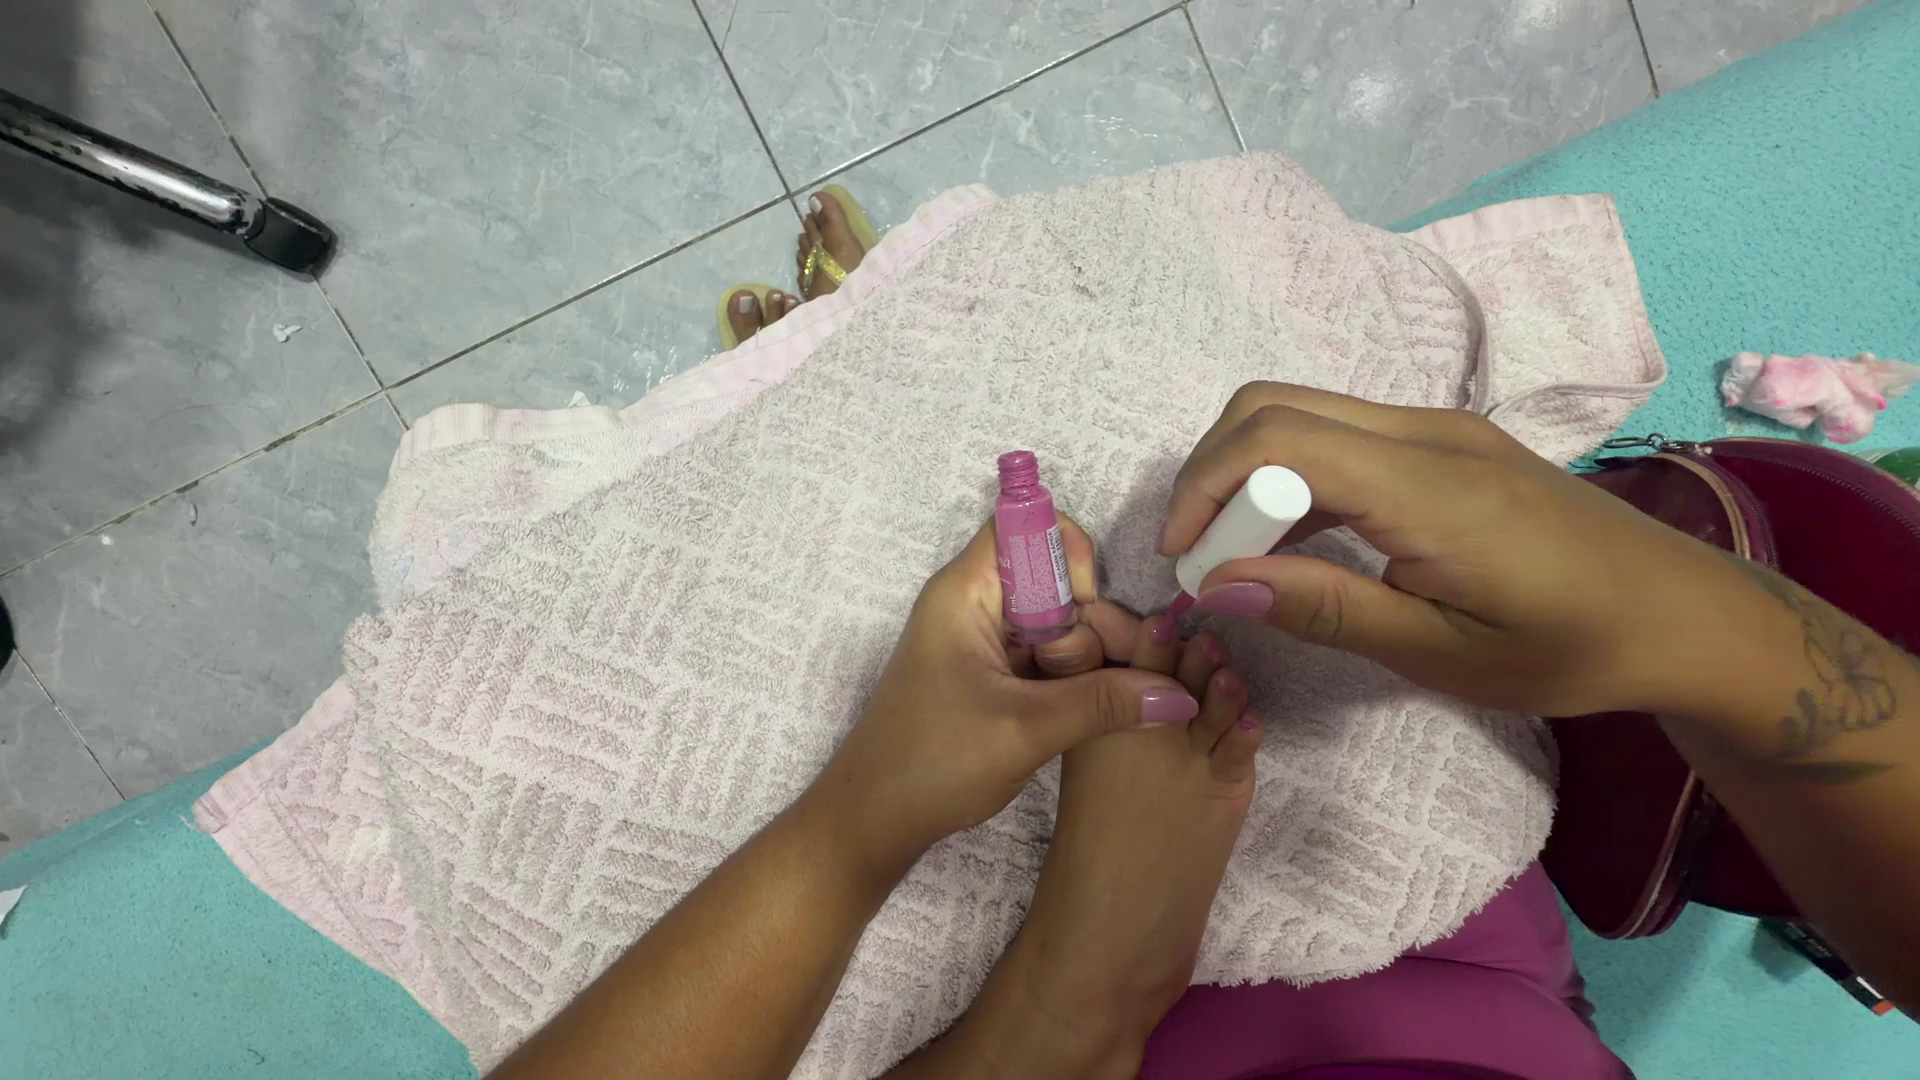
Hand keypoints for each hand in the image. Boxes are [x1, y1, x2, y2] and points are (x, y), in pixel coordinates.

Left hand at [812, 517, 1201, 871]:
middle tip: (1097, 676)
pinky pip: (1044, 655)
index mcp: (964, 592)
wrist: (876, 819)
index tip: (1086, 608)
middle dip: (1084, 622)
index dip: (1065, 553)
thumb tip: (1179, 695)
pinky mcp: (992, 673)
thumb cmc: (933, 762)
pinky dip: (1069, 677)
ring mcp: (983, 641)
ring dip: (1082, 658)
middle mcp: (974, 604)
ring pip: (1054, 622)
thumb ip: (1104, 703)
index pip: (1022, 526)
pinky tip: (1085, 711)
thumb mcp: (1025, 729)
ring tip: (1091, 703)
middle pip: (1051, 579)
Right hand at [1160, 382, 1795, 717]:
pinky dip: (1280, 475)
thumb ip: (1323, 609)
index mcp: (1430, 485)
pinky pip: (1328, 434)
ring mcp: (1431, 427)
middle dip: (1209, 472)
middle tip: (1199, 550)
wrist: (1687, 615)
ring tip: (1234, 549)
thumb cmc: (1569, 647)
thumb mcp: (1438, 652)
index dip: (1206, 489)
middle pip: (1270, 405)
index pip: (1278, 441)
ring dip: (1240, 472)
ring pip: (1293, 412)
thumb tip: (1217, 585)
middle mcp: (1424, 431)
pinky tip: (1285, 536)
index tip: (1181, 558)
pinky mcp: (1433, 439)